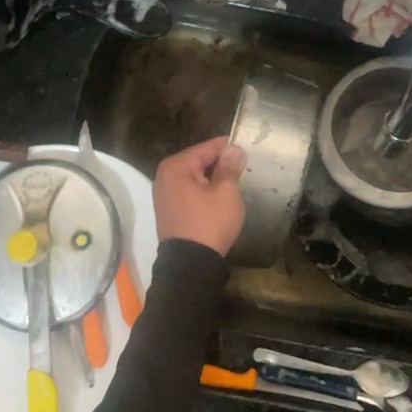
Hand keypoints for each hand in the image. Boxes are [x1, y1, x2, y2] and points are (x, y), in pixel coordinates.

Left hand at [153, 136, 247, 255]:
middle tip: (243, 168)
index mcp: (176, 166)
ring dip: (213, 179)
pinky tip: (219, 197)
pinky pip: (189, 191)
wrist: (190, 264)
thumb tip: (234, 150)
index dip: (228, 147)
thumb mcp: (225, 193)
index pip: (207, 147)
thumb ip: (229, 168)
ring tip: (235, 182)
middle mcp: (165, 176)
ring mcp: (164, 194)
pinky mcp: (169, 210)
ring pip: (195, 177)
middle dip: (220, 164)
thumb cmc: (209, 223)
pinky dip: (204, 191)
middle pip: (199, 161)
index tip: (247, 149)